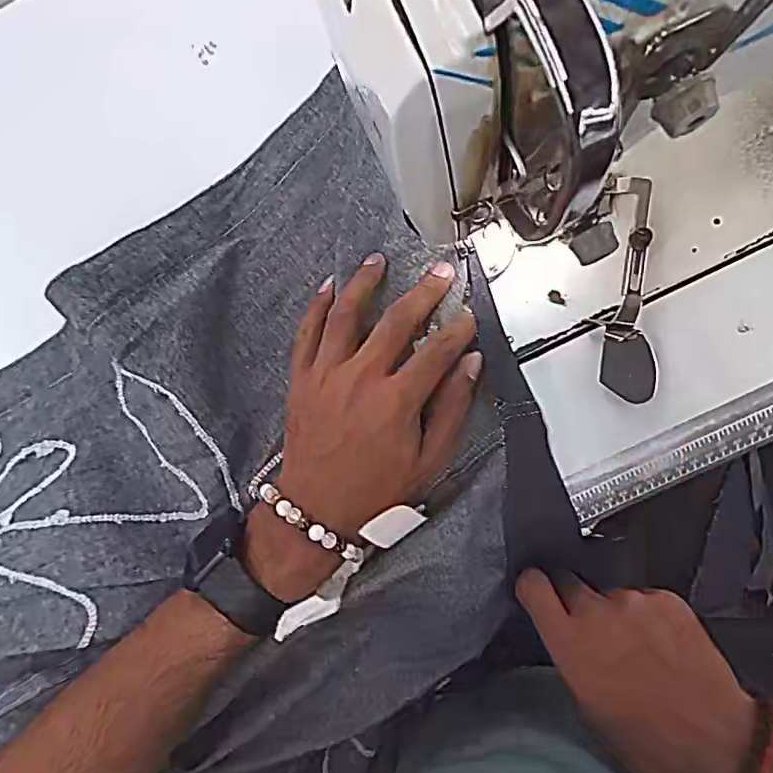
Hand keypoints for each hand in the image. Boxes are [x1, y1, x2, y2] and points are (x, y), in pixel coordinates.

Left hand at [242, 253, 480, 601]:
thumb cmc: (373, 491)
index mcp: (395, 401)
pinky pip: (308, 333)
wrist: (317, 511)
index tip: (468, 317)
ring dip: (364, 283)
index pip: (436, 351)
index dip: (457, 330)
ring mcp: (327, 375)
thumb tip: (470, 367)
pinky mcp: (303, 380)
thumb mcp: (427, 462)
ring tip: (378, 261)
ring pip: (347, 315)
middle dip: (424, 292)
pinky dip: (318, 307)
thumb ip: (451, 410)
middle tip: (440, 273)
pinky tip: (328, 288)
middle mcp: (360, 380)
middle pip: (397, 321)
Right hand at [516, 569, 756, 772]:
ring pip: (612, 594)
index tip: (536, 590)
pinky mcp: (670, 600)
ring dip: (619, 614)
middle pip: (570, 581)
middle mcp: (598, 612)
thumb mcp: (587, 708)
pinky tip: (663, 646)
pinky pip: (647, 599)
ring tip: (639, 650)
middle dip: (575, 602)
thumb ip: (571, 659)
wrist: (719, 746)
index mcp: (571, 641)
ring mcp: (637, 601)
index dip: (532, 586)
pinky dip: (650, 616)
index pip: (533, 584)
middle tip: (593, 632)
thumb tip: (569, 642)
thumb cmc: (651, 743)